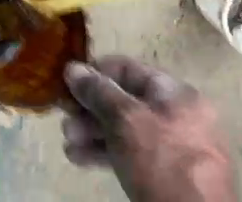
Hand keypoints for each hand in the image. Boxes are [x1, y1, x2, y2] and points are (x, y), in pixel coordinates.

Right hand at [62, 57, 235, 201]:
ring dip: (91, 131)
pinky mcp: (167, 174)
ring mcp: (174, 147)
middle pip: (123, 100)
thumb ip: (97, 91)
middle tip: (64, 118)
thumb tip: (72, 67)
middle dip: (88, 109)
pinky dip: (105, 152)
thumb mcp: (125, 120)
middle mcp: (177, 116)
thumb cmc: (162, 161)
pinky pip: (131, 152)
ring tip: (68, 142)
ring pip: (123, 128)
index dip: (93, 72)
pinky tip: (79, 158)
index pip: (127, 69)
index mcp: (176, 95)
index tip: (66, 84)